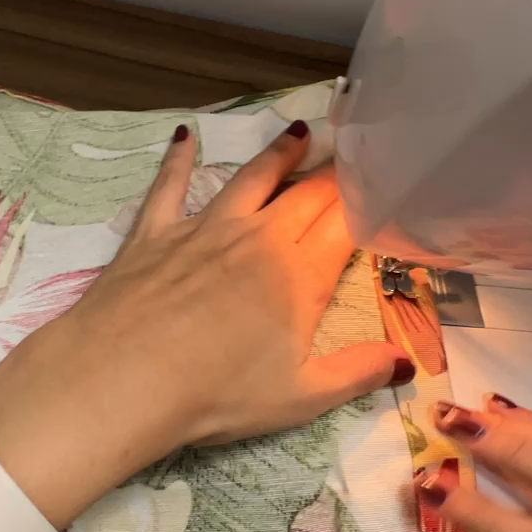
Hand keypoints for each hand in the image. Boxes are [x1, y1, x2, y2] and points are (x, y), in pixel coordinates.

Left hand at [0, 121, 411, 526]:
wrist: (126, 380)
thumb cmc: (218, 396)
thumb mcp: (300, 399)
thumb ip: (356, 374)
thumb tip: (405, 361)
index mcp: (299, 276)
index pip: (343, 226)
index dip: (367, 204)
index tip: (385, 186)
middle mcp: (257, 238)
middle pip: (305, 196)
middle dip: (334, 174)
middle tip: (353, 153)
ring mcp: (204, 228)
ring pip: (251, 178)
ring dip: (278, 154)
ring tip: (299, 133)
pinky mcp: (154, 231)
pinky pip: (171, 185)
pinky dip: (179, 159)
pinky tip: (184, 136)